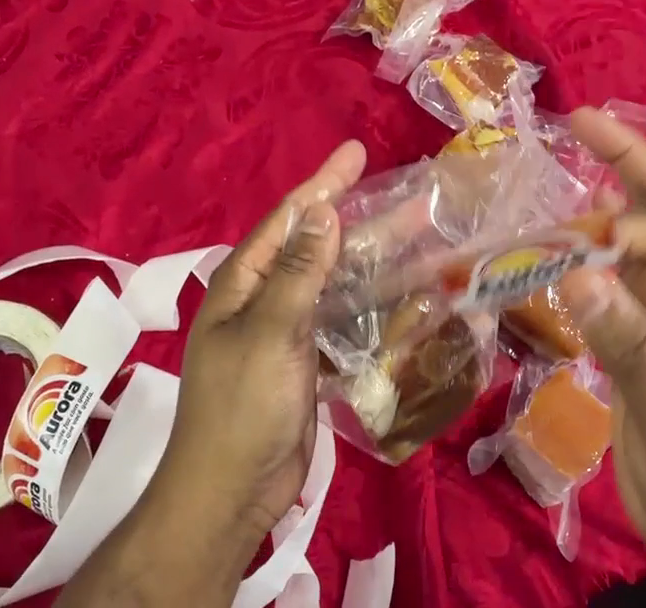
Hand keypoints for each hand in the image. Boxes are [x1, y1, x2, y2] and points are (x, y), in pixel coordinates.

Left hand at [58, 141, 366, 606]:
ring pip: (333, 284)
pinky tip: (403, 301)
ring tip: (414, 240)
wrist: (231, 494)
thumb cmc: (243, 407)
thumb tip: (321, 210)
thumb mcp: (269, 332)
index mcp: (242, 283)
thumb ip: (298, 272)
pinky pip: (341, 323)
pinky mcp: (305, 365)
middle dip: (356, 220)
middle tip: (405, 197)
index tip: (358, 152)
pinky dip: (369, 309)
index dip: (324, 183)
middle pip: (315, 247)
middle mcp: (262, 300)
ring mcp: (285, 334)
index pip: (288, 219)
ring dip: (369, 262)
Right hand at [555, 109, 645, 607]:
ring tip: (552, 177)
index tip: (565, 253)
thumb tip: (574, 271)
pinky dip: (577, 259)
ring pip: (630, 243)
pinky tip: (549, 245)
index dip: (619, 233)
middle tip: (581, 120)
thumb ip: (628, 343)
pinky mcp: (639, 336)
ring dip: (593, 211)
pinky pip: (608, 283)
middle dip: (628, 161)